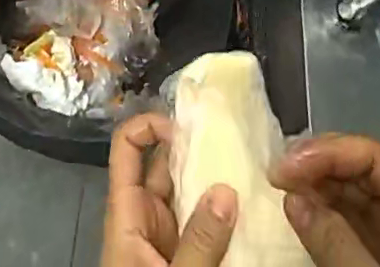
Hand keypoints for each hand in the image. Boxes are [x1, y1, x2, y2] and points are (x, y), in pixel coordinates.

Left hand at [102, 113, 237, 266]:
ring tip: (249, 155)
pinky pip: (205, 218)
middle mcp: (147, 216)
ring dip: (215, 174)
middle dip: (197, 144)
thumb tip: (226, 189)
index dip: (151, 126)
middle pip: (166, 163)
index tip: (188, 127)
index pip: (128, 147)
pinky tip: (252, 194)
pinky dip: (223, 205)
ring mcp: (168, 234)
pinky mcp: (188, 253)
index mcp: (128, 213)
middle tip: (235, 132)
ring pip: (190, 188)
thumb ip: (198, 241)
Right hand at [270, 134, 379, 266]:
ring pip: (362, 194)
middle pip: (370, 172)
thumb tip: (292, 198)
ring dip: (321, 186)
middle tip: (275, 174)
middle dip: (321, 166)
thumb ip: (339, 248)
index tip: (280, 169)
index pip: (378, 161)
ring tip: (282, 186)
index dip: (327, 154)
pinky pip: (362, 224)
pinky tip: (303, 209)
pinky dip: (331, 215)